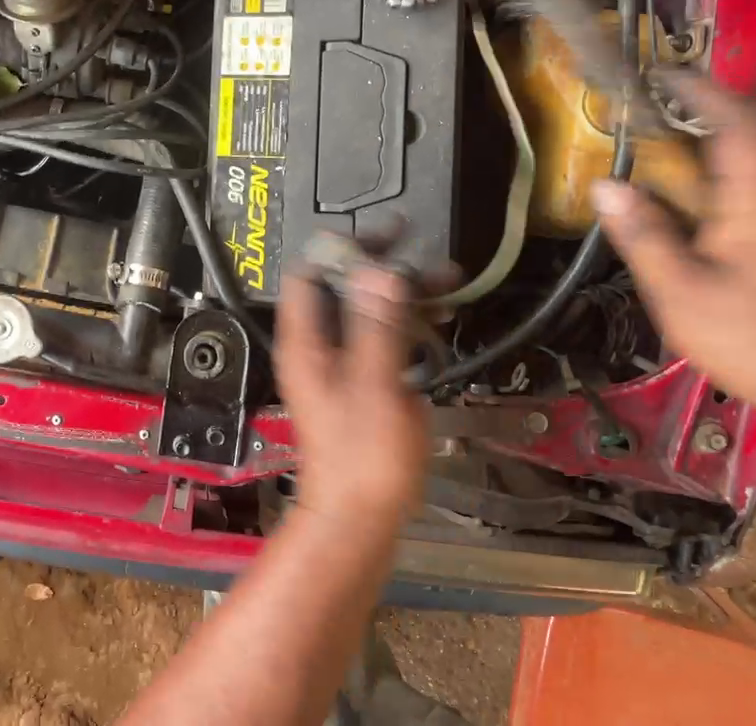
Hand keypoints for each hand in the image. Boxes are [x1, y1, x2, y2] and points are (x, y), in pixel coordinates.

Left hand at [274, 259, 426, 526]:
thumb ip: (377, 325)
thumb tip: (379, 270)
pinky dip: (406, 326)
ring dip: (403, 297)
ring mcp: (338, 366)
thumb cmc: (364, 458)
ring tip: (449, 286)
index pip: (311, 275)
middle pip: (343, 291)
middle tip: (432, 262)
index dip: (344, 249)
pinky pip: (379, 339)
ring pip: (366, 313)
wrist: (359, 518)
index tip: (389, 238)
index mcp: (306, 342)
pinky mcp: (360, 384)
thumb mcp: (375, 385)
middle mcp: (316, 347)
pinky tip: (438, 323)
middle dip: (386, 271)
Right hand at [591, 76, 755, 428]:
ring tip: (678, 207)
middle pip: (751, 153)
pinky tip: (721, 249)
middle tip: (654, 151)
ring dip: (720, 181)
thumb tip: (606, 186)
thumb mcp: (681, 292)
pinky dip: (743, 209)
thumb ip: (644, 235)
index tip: (667, 77)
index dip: (704, 93)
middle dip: (701, 143)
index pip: (740, 123)